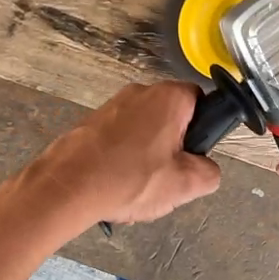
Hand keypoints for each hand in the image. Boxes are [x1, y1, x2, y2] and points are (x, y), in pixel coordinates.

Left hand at [14, 81, 221, 229]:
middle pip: (171, 117)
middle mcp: (140, 92)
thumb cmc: (127, 179)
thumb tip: (207, 169)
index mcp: (169, 98)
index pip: (201, 101)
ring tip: (139, 187)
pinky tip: (117, 185)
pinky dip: (122, 159)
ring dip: (146, 156)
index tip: (194, 153)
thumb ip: (209, 173)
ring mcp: (113, 105)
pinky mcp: (92, 121)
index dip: (202, 129)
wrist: (68, 186)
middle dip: (173, 147)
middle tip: (168, 176)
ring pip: (144, 130)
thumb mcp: (185, 184)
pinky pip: (119, 138)